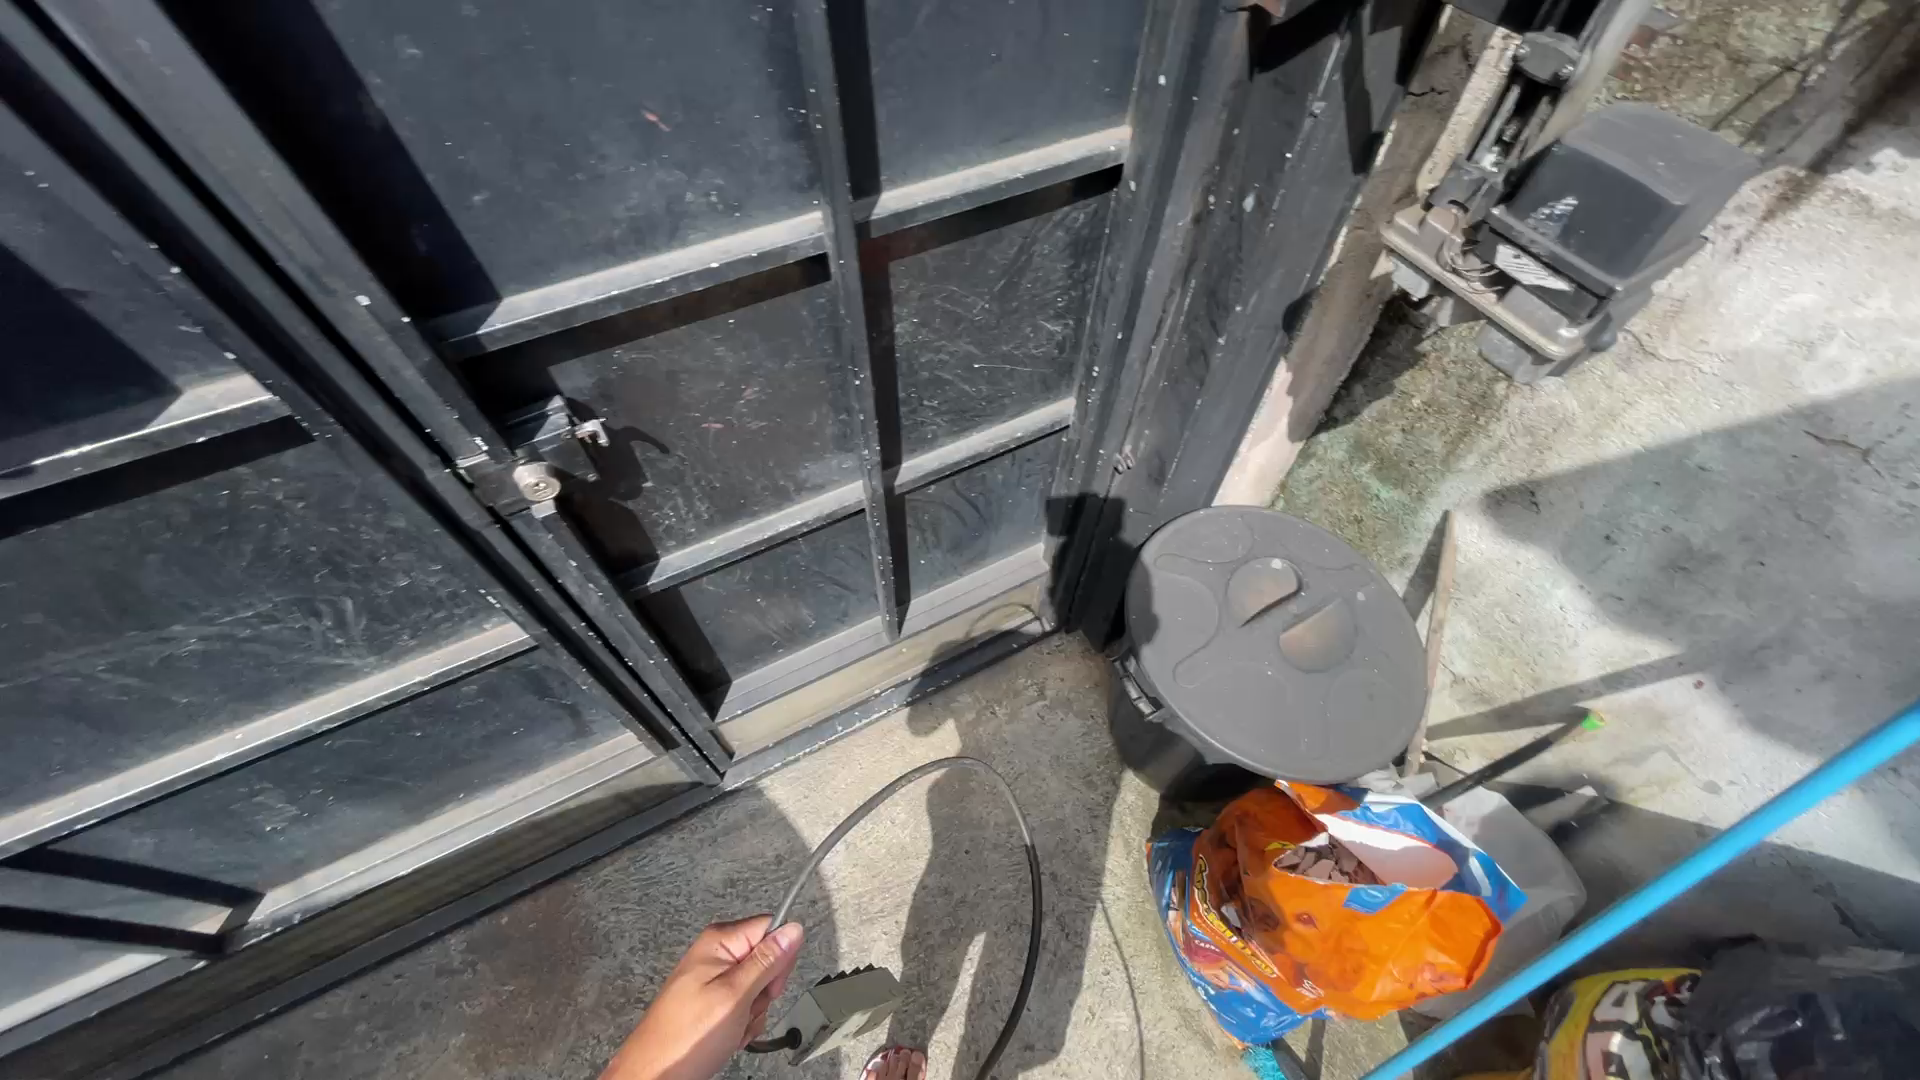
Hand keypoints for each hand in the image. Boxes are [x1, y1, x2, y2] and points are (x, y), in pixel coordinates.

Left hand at [599, 916, 804, 1079]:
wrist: (652, 1078)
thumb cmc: (685, 1038)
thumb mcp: (734, 996)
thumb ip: (767, 961)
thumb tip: (793, 928)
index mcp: (720, 940)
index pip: (770, 928)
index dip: (779, 957)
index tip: (770, 985)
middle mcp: (716, 953)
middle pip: (766, 958)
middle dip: (764, 991)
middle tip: (745, 1009)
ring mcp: (713, 978)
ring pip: (757, 986)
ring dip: (753, 1012)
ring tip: (731, 1027)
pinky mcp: (712, 1000)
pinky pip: (743, 1004)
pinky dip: (742, 1023)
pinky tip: (727, 1035)